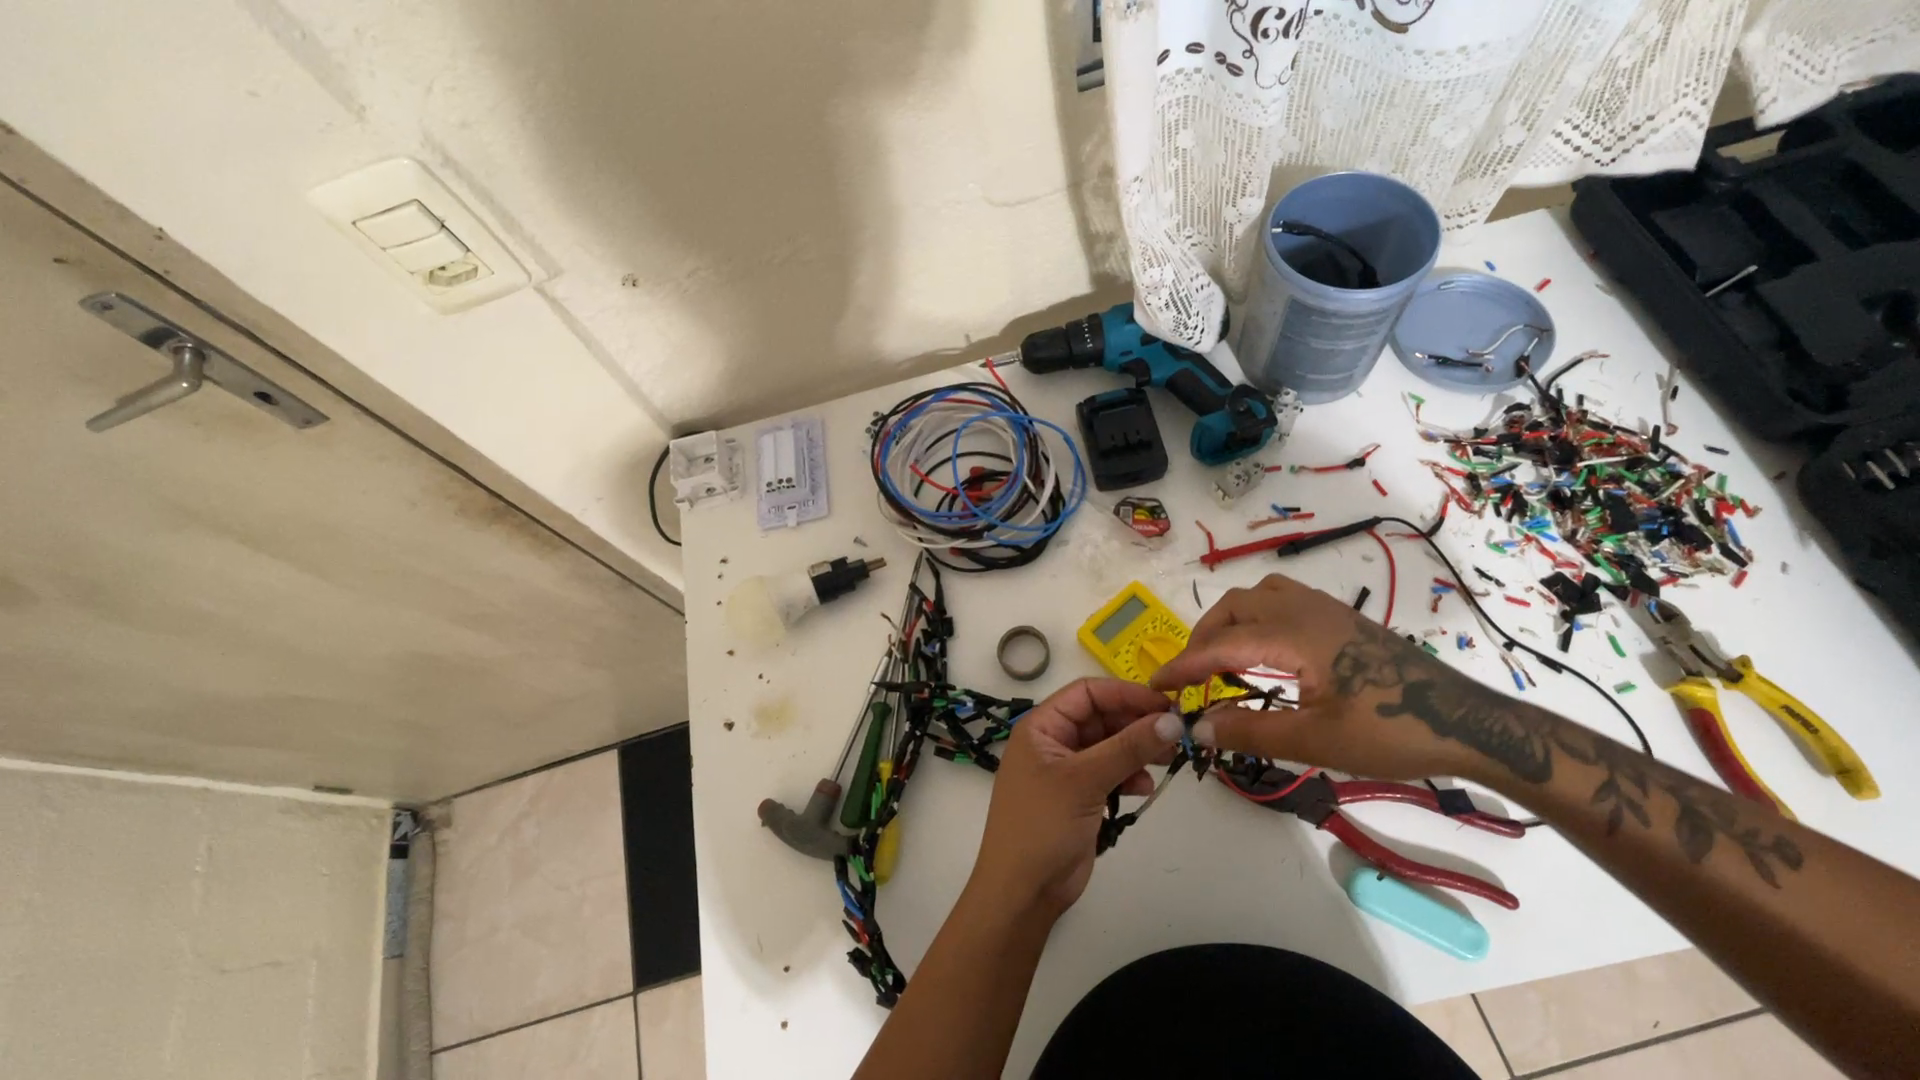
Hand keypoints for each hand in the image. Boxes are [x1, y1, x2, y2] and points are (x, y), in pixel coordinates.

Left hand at [970, 678, 1181, 917]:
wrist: (1023, 890)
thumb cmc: (1042, 825)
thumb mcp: (1085, 780)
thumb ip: (1129, 747)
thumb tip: (1173, 719)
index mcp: (1041, 726)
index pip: (1087, 693)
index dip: (1126, 694)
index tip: (1166, 705)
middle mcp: (1053, 742)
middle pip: (1102, 718)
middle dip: (1137, 724)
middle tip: (1176, 734)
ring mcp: (1067, 771)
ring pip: (1111, 746)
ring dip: (1139, 750)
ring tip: (1169, 759)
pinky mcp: (1081, 797)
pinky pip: (1112, 773)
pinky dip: (1130, 776)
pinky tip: (1143, 788)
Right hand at [1148, 574, 1477, 779]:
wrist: (1467, 723)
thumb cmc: (1390, 732)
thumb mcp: (1314, 740)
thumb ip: (1249, 730)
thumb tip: (1195, 728)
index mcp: (1294, 634)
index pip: (1221, 645)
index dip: (1183, 666)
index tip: (1155, 686)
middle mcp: (1305, 610)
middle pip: (1234, 608)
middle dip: (1203, 639)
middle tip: (1190, 679)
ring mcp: (1327, 610)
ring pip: (1258, 596)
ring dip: (1230, 623)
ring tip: (1222, 661)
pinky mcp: (1343, 620)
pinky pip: (1282, 601)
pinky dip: (1256, 620)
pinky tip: (1264, 654)